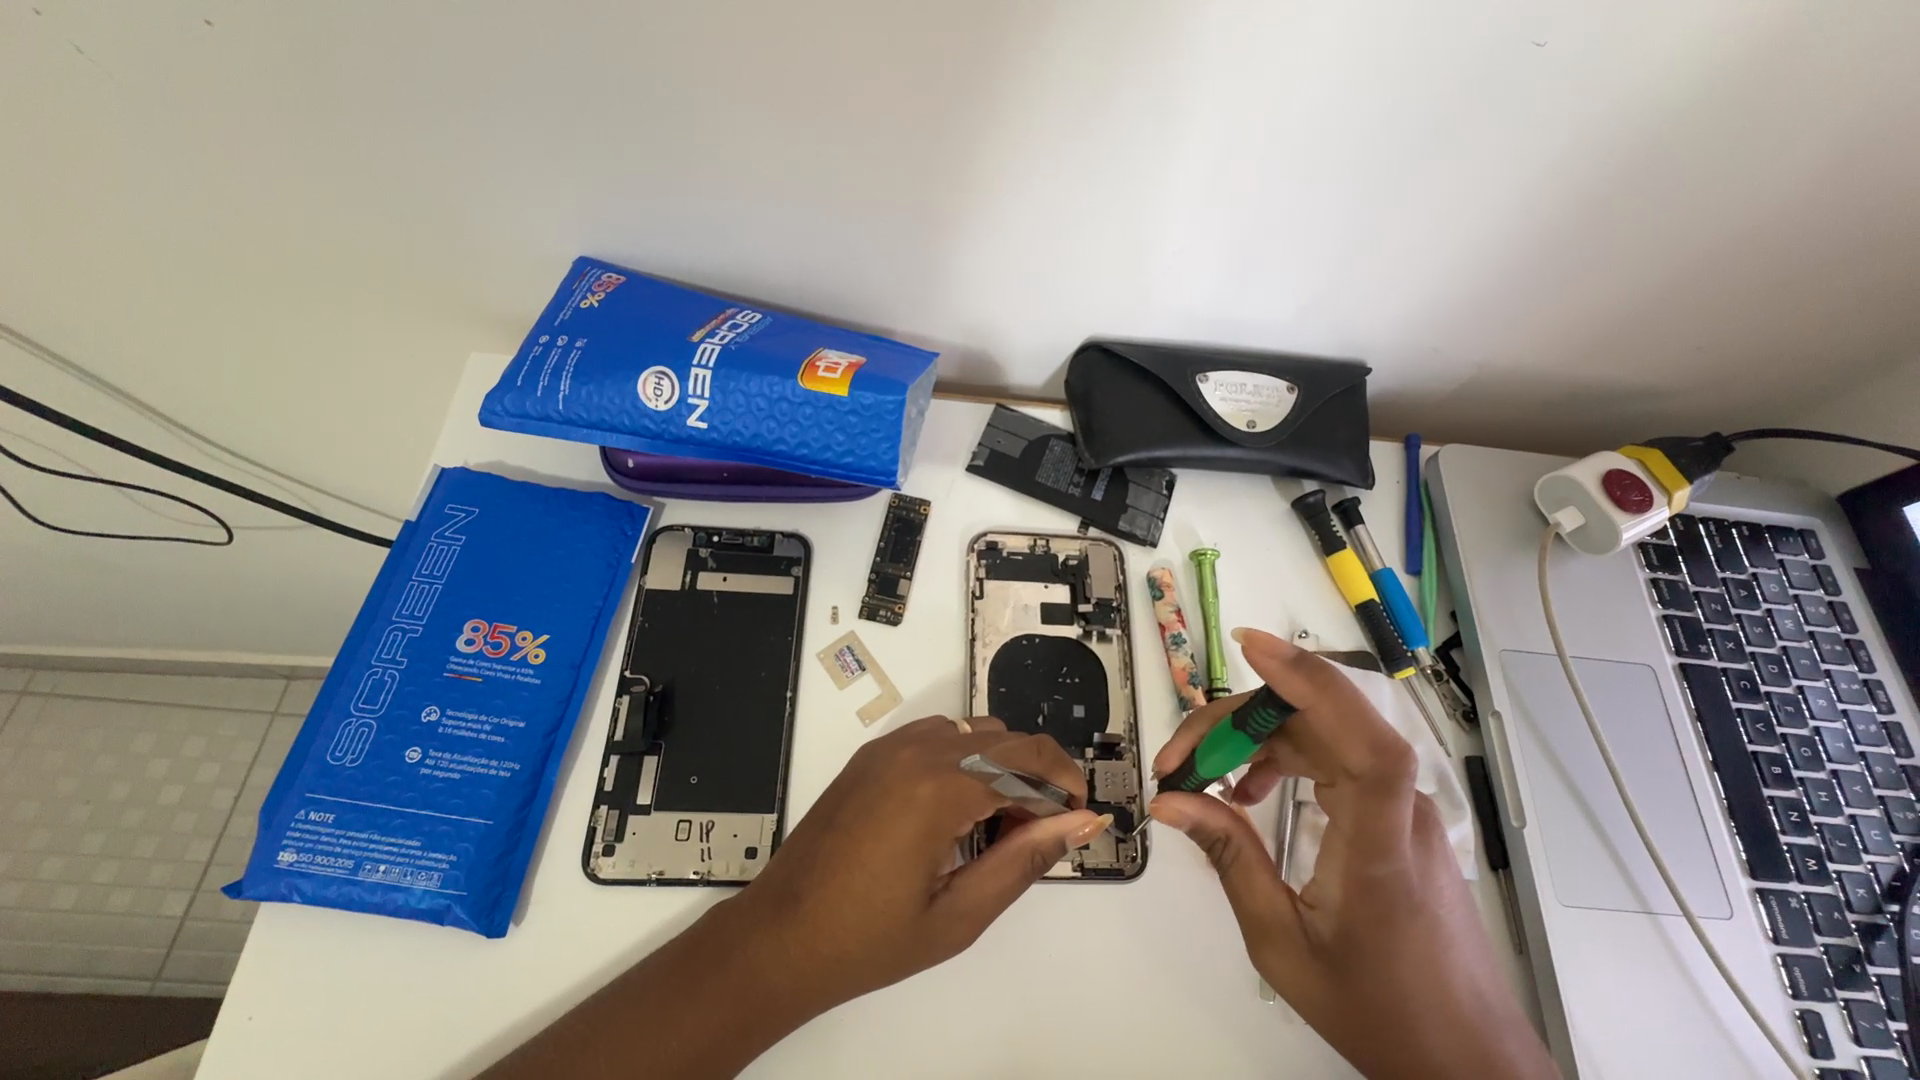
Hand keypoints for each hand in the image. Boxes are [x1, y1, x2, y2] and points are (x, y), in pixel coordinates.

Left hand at [733, 714, 1109, 1010]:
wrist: (779, 937)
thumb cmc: (870, 939)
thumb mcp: (960, 914)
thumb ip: (1026, 859)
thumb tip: (1083, 821)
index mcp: (939, 788)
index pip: (1030, 760)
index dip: (1066, 784)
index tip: (1075, 821)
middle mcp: (915, 751)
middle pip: (1005, 739)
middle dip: (1037, 778)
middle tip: (1033, 836)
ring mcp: (887, 748)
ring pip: (972, 732)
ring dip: (1000, 766)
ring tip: (992, 828)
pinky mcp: (869, 756)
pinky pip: (936, 737)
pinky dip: (963, 759)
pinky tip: (952, 813)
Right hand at [1150, 628, 1557, 1079]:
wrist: (1464, 1056)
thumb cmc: (1376, 1008)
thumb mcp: (1281, 941)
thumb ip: (1230, 859)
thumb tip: (1171, 801)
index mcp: (1378, 844)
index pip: (1361, 738)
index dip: (1309, 681)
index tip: (1250, 645)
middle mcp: (1399, 812)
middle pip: (1322, 726)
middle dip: (1239, 723)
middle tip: (1177, 758)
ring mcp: (1403, 812)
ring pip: (1326, 738)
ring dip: (1258, 741)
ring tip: (1201, 776)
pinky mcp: (1397, 820)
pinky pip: (1338, 764)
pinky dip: (1286, 762)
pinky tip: (1247, 794)